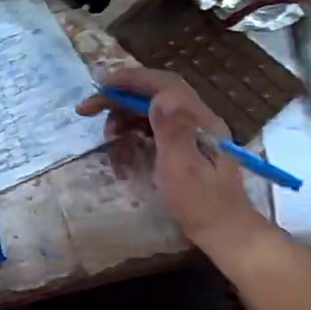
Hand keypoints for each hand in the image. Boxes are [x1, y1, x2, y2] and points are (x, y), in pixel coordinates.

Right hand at [75, 68, 269, 249]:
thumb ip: (172, 130)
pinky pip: (152, 128)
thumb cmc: (200, 203)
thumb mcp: (182, 169)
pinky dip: (132, 135)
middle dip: (119, 98)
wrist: (222, 230)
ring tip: (108, 140)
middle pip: (153, 94)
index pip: (164, 84)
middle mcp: (197, 118)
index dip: (131, 79)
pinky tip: (121, 153)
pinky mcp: (183, 145)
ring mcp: (190, 131)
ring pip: (149, 110)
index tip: (100, 86)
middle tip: (88, 110)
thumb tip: (161, 97)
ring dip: (123, 119)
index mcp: (200, 119)